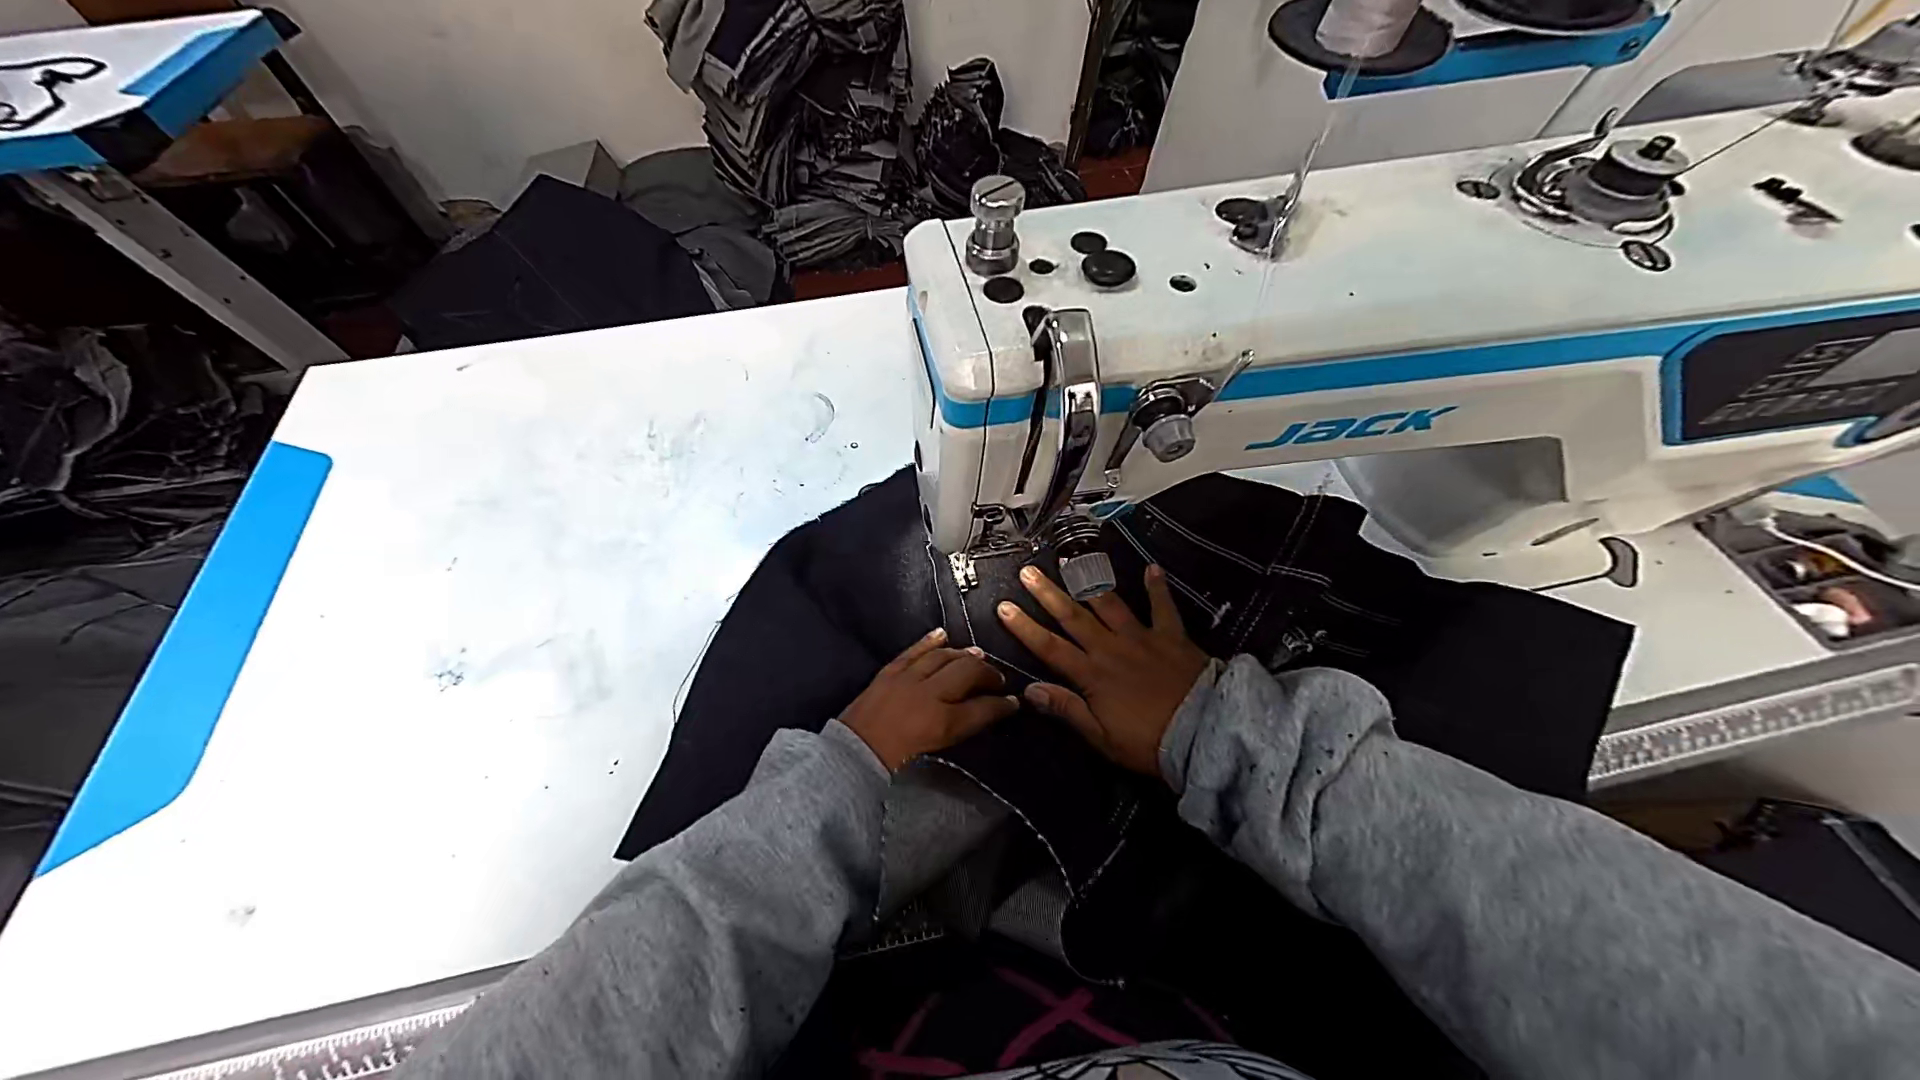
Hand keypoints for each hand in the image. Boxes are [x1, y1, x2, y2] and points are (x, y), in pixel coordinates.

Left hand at [841, 628, 1019, 770]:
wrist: (857, 751)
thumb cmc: (897, 757)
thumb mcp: (938, 746)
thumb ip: (964, 726)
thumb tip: (987, 709)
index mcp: (942, 722)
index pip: (984, 708)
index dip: (1003, 704)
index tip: (1013, 702)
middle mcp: (928, 696)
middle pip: (968, 672)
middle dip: (988, 673)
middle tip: (997, 678)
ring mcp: (908, 679)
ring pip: (944, 657)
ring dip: (964, 654)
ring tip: (977, 655)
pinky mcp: (891, 671)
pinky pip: (915, 650)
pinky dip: (930, 641)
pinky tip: (942, 635)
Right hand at [996, 564, 1210, 776]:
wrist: (1205, 734)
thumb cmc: (1149, 742)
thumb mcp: (1101, 737)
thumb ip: (1066, 709)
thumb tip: (1030, 690)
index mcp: (1092, 674)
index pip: (1050, 647)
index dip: (1024, 627)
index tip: (1004, 607)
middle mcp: (1112, 648)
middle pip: (1073, 617)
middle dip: (1047, 594)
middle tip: (1028, 572)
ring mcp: (1142, 638)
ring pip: (1109, 605)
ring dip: (1088, 582)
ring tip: (1071, 561)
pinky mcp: (1172, 636)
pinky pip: (1163, 607)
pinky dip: (1157, 588)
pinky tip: (1152, 568)